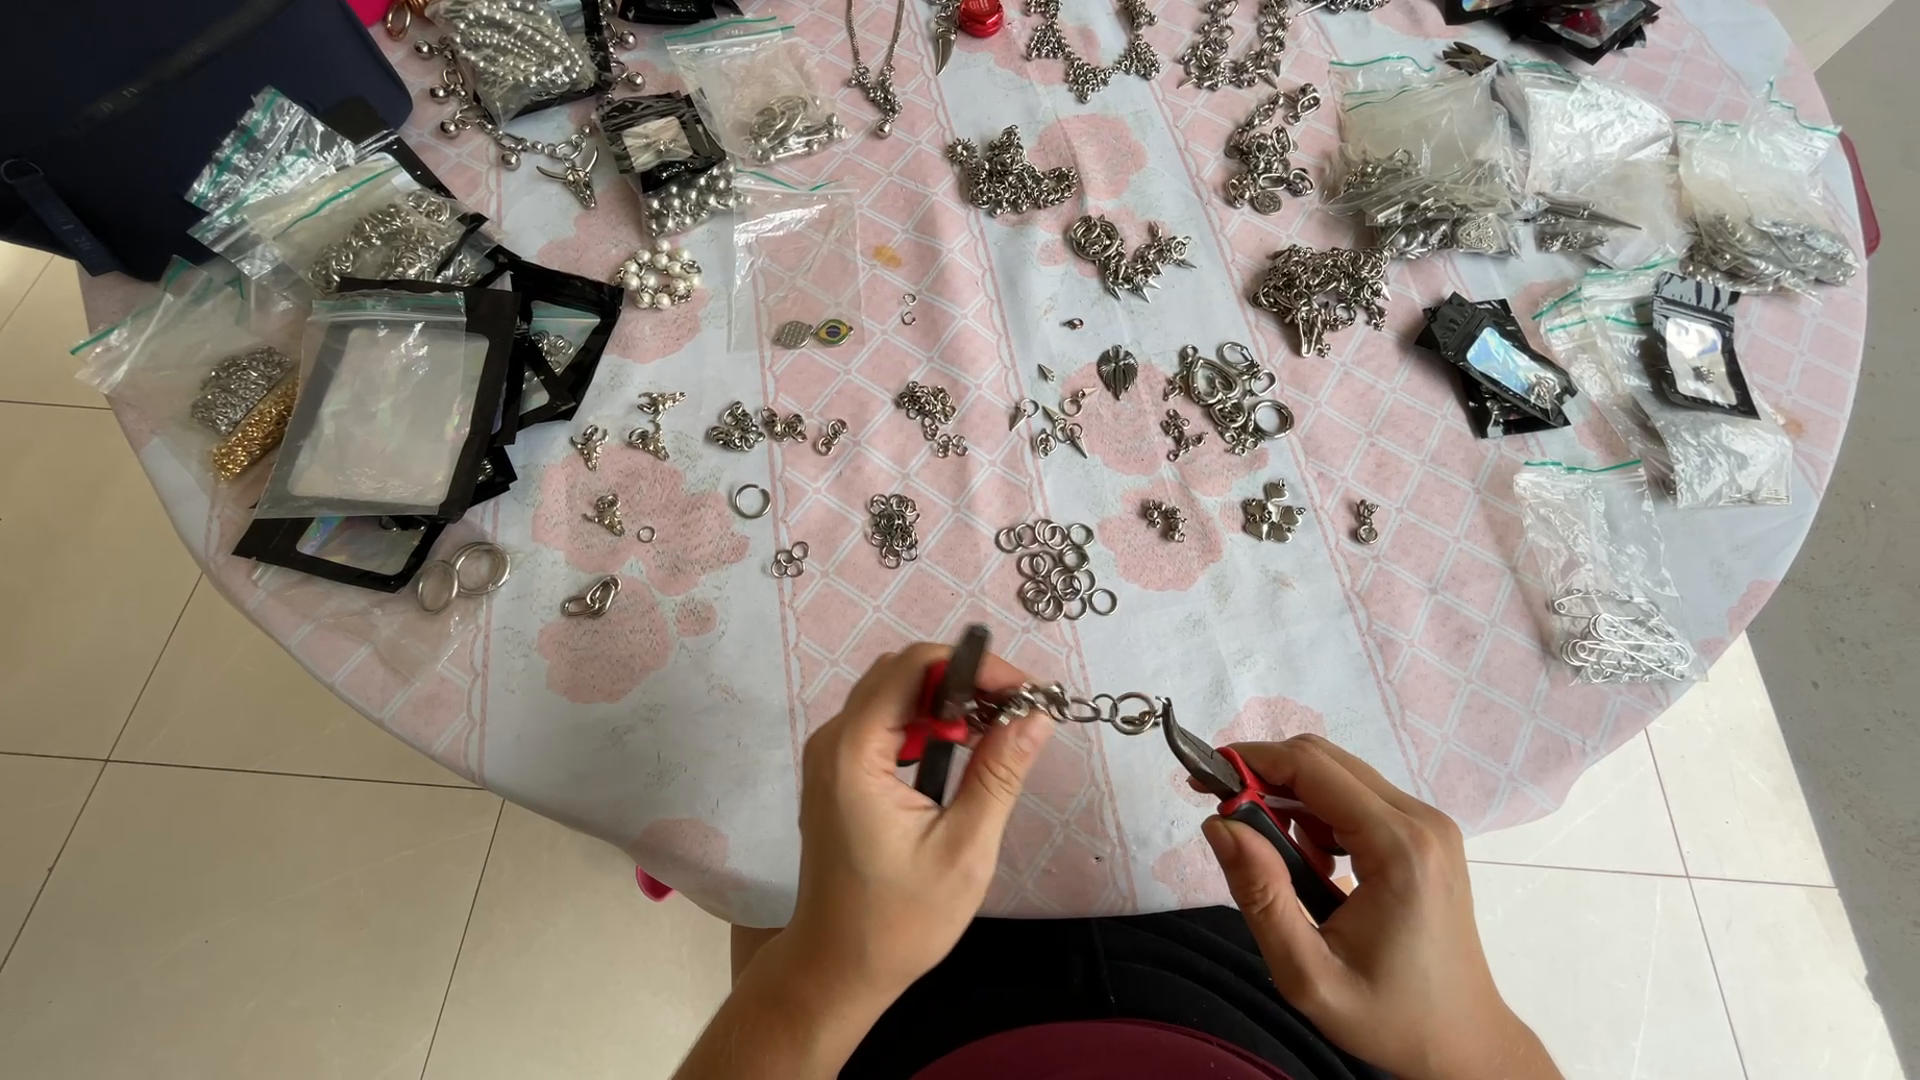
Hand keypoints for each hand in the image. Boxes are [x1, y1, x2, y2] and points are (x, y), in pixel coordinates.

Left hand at [784, 643, 1054, 1004]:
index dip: (972, 665)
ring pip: (894, 692)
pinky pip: (885, 719)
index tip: (1022, 692)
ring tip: (996, 727)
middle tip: (1015, 709)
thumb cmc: (899, 920)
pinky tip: (960, 747)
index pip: (914, 667)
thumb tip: (1035, 716)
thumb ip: (998, 775)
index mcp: (856, 753)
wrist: (837, 966)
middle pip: (903, 672)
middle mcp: (834, 739)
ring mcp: (831, 752)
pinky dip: (927, 720)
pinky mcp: (838, 768)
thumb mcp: (964, 849)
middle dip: (964, 679)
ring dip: (947, 699)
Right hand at [1201, 735, 1561, 1079]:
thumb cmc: (1389, 1018)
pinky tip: (1311, 861)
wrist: (1467, 1047)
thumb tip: (1218, 825)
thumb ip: (1261, 897)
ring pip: (1335, 771)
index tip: (1203, 783)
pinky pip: (1353, 793)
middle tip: (1228, 816)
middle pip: (1322, 758)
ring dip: (1289, 796)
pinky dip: (1315, 810)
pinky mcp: (1424, 832)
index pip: (1310, 766)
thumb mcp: (1308, 975)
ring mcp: (1427, 823)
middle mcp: (1420, 820)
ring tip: (1274, 855)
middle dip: (1263, 775)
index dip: (1249, 762)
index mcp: (1398, 848)